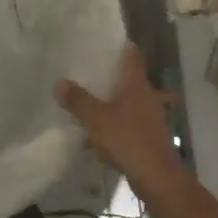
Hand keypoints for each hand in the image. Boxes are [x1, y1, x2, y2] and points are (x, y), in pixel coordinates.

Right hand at [56, 44, 183, 192]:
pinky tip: (99, 137)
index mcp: (138, 86)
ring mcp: (152, 117)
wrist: (156, 175)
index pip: (133, 57)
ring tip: (90, 103)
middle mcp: (149, 97)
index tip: (109, 41)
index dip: (123, 46)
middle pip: (131, 80)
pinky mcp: (151, 136)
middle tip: (91, 72)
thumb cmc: (128, 140)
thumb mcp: (97, 120)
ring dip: (113, 103)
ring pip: (130, 103)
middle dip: (113, 76)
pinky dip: (116, 125)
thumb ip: (79, 101)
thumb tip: (60, 82)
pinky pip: (130, 124)